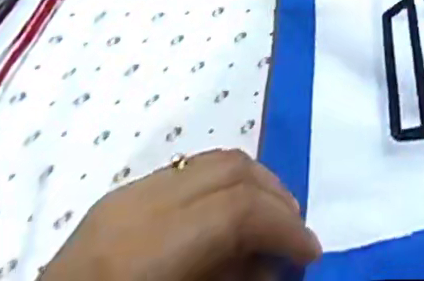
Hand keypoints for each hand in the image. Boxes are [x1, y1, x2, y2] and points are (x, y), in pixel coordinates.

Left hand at [41, 149, 321, 280]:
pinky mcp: (112, 199)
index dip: (285, 225)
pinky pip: (185, 173)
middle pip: (232, 168)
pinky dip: (220, 186)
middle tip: (295, 233)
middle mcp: (134, 206)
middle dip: (274, 196)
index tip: (311, 252)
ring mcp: (120, 195)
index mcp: (142, 250)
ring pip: (213, 160)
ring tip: (268, 222)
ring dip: (252, 183)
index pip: (238, 208)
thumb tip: (278, 263)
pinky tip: (226, 219)